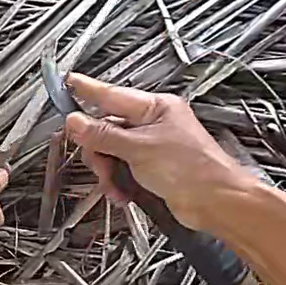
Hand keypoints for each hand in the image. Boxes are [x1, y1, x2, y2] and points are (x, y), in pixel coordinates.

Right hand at [62, 73, 250, 230]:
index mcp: (155, 108)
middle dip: (98, 150)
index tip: (68, 82)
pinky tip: (123, 193)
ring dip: (107, 171)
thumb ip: (103, 135)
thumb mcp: (139, 149)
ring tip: (114, 184)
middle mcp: (152, 124)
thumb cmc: (195, 170)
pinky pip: (121, 170)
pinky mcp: (151, 168)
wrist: (217, 203)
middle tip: (99, 163)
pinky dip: (117, 183)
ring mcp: (151, 147)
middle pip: (106, 129)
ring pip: (110, 152)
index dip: (87, 89)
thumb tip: (76, 122)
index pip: (111, 94)